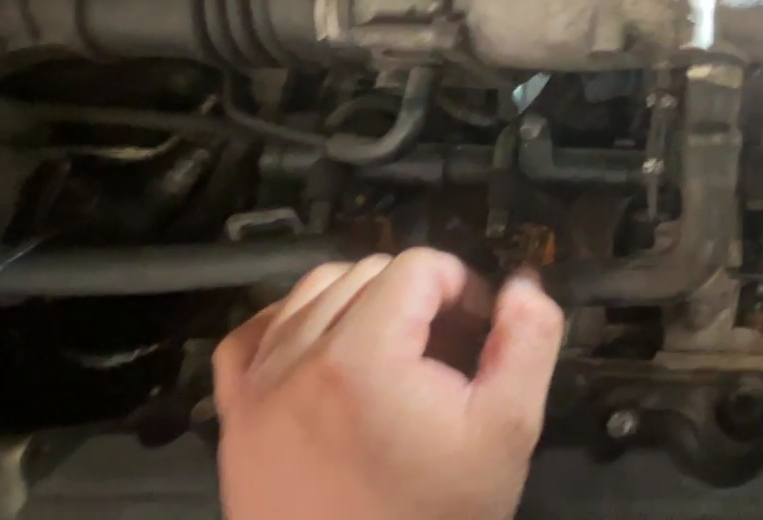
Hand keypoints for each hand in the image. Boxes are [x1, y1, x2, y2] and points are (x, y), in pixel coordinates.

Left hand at [212, 249, 565, 519]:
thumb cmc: (439, 513)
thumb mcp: (510, 426)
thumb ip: (530, 337)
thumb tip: (520, 282)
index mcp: (363, 356)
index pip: (418, 266)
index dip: (462, 287)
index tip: (479, 333)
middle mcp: (297, 361)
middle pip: (368, 271)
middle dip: (417, 294)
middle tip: (446, 349)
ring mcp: (254, 392)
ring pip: (312, 291)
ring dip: (361, 301)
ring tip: (395, 349)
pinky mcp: (232, 422)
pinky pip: (249, 336)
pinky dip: (289, 323)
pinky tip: (322, 345)